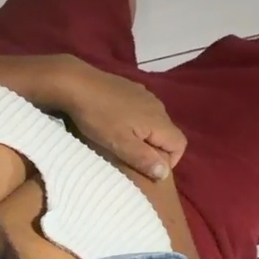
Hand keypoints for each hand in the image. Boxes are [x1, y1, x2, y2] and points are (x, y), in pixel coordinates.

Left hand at [62, 63, 186, 180]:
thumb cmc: (99, 118)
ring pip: (154, 125)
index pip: (180, 145)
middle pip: (167, 135)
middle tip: (131, 161)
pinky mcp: (132, 91)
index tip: (147, 170)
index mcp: (159, 120)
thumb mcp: (120, 144)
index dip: (168, 162)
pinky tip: (116, 128)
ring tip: (122, 147)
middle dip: (154, 152)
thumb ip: (144, 159)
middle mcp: (158, 106)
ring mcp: (145, 96)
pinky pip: (142, 114)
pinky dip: (135, 126)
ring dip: (144, 140)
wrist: (79, 85)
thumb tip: (164, 173)